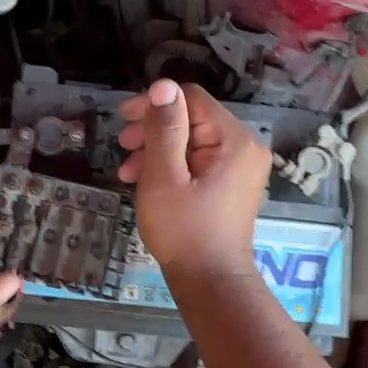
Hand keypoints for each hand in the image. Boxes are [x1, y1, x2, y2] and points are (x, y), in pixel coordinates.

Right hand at [117, 79, 270, 281]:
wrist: (211, 282)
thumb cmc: (183, 229)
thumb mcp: (164, 176)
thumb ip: (164, 128)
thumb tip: (162, 84)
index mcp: (234, 139)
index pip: (191, 98)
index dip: (154, 104)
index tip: (123, 122)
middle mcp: (245, 146)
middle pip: (192, 118)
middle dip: (154, 129)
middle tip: (122, 147)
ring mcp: (242, 166)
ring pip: (192, 139)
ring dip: (158, 149)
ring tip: (129, 172)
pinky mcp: (233, 183)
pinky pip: (200, 159)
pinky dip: (173, 165)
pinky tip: (148, 181)